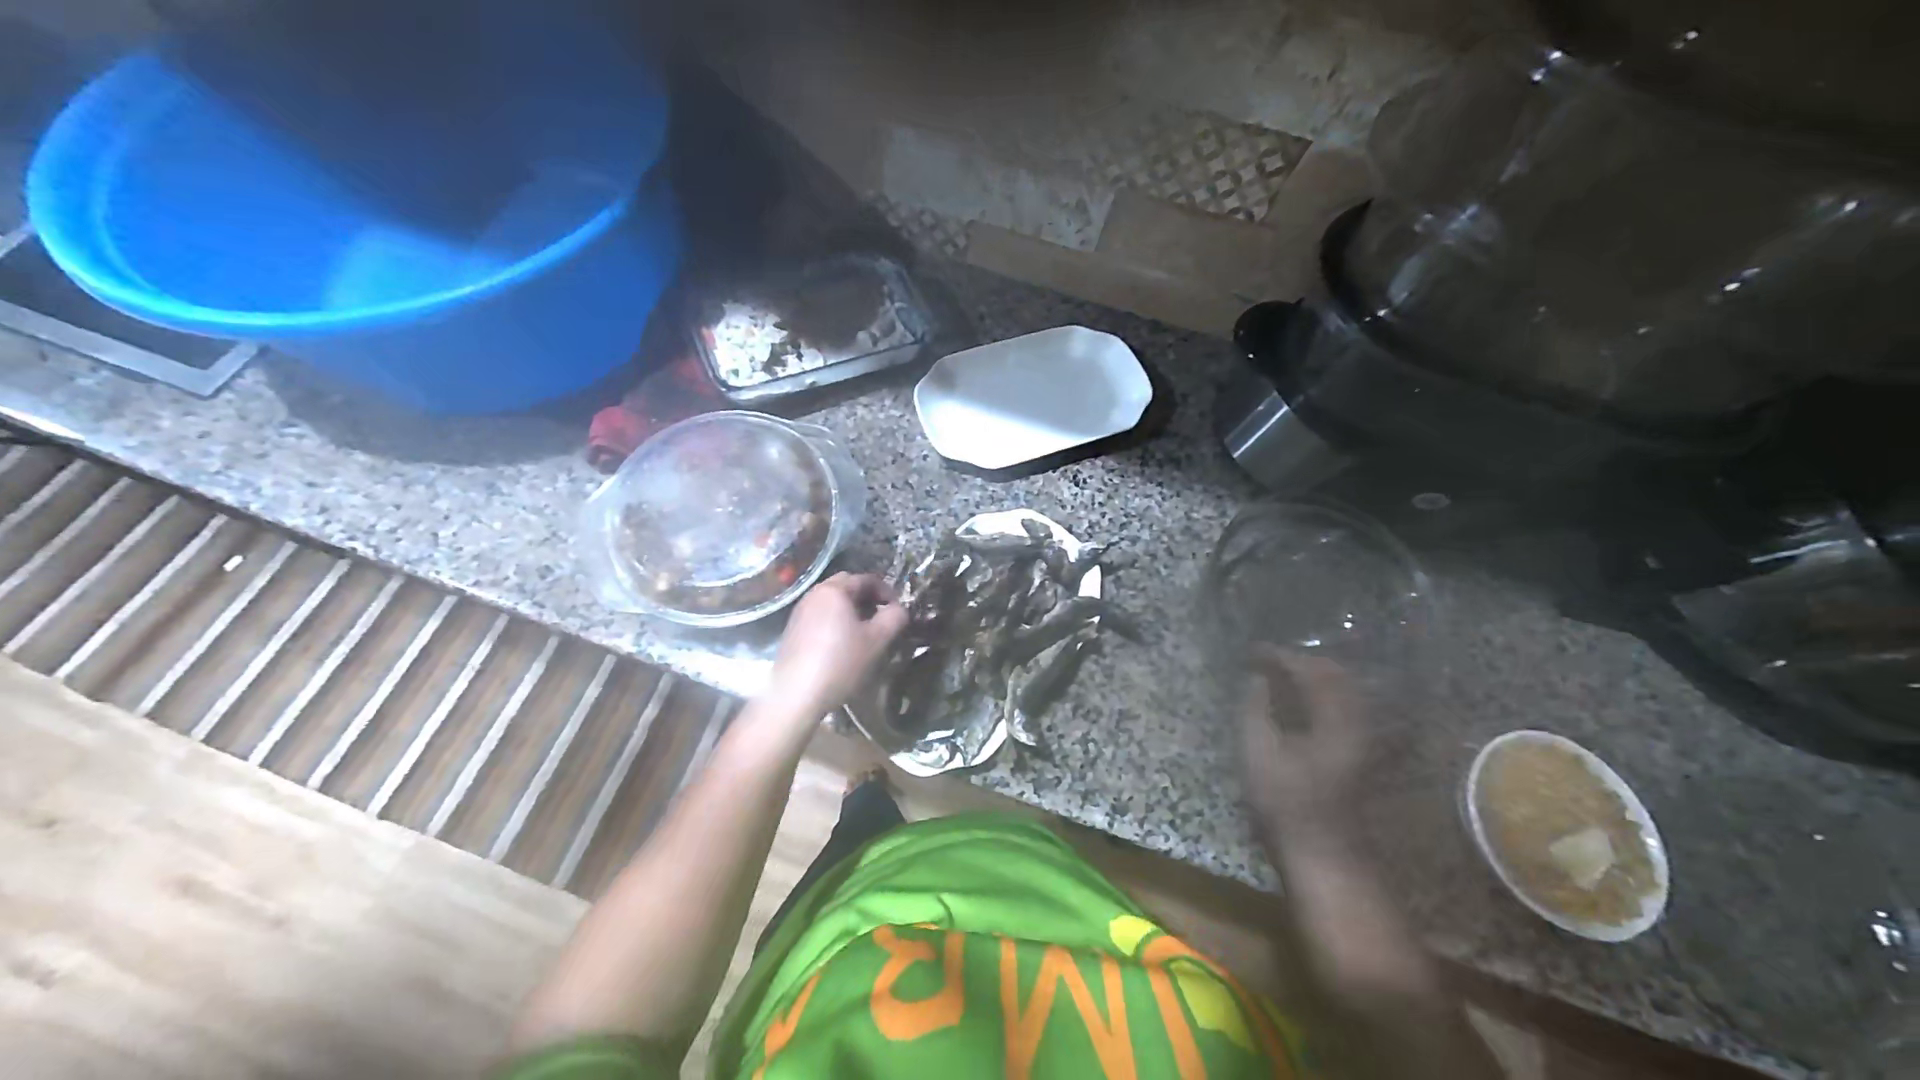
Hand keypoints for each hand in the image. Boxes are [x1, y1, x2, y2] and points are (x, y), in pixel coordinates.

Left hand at [768, 573, 907, 717]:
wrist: (796, 694)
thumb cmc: (840, 662)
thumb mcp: (877, 640)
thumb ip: (894, 617)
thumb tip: (899, 609)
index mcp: (834, 590)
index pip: (866, 579)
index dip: (887, 591)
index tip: (898, 610)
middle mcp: (814, 594)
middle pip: (846, 586)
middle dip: (867, 598)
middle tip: (881, 618)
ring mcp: (799, 612)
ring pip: (832, 602)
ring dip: (851, 610)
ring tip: (864, 633)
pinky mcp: (792, 630)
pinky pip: (820, 616)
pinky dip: (835, 622)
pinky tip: (841, 644)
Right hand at [1238, 645, 1368, 836]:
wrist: (1321, 849)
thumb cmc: (1284, 801)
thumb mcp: (1257, 751)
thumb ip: (1255, 707)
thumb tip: (1257, 678)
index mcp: (1332, 718)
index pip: (1308, 671)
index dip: (1279, 657)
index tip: (1253, 651)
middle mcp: (1356, 721)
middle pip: (1334, 674)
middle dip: (1300, 662)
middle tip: (1266, 661)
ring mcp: (1363, 737)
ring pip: (1343, 690)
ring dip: (1313, 676)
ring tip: (1281, 677)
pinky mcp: (1361, 750)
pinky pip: (1345, 706)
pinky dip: (1323, 694)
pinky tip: (1301, 702)